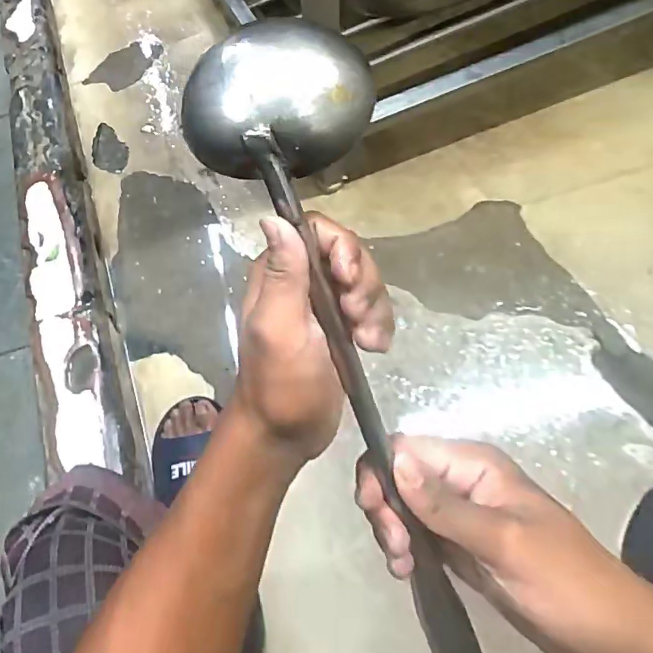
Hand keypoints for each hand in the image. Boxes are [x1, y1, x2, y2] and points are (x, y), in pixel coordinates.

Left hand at [230, 212, 393, 464]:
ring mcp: (323, 302)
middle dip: (361, 281)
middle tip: (354, 316)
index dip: (340, 245)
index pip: (315, 230)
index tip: (347, 278)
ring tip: (366, 340)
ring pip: (363, 279)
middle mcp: (300, 279)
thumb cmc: (279, 383)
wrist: (285, 435)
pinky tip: (373, 349)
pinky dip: (379, 325)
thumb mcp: (280, 326)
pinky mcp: (342, 326)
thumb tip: (273, 216)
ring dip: (373, 307)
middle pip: (346, 252)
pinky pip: (371, 307)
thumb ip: (283, 273)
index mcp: (278, 271)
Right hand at [355, 437, 627, 634]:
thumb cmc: (566, 582)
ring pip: (404, 505)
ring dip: (392, 530)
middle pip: (400, 474)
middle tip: (395, 548)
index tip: (375, 510)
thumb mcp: (504, 543)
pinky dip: (405, 548)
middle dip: (386, 505)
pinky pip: (419, 534)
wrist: (616, 639)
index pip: (407, 446)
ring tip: (402, 564)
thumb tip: (393, 460)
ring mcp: (462, 514)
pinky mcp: (462, 545)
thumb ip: (445, 505)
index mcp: (475, 464)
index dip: (382, 470)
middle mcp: (463, 480)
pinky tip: (408, 569)